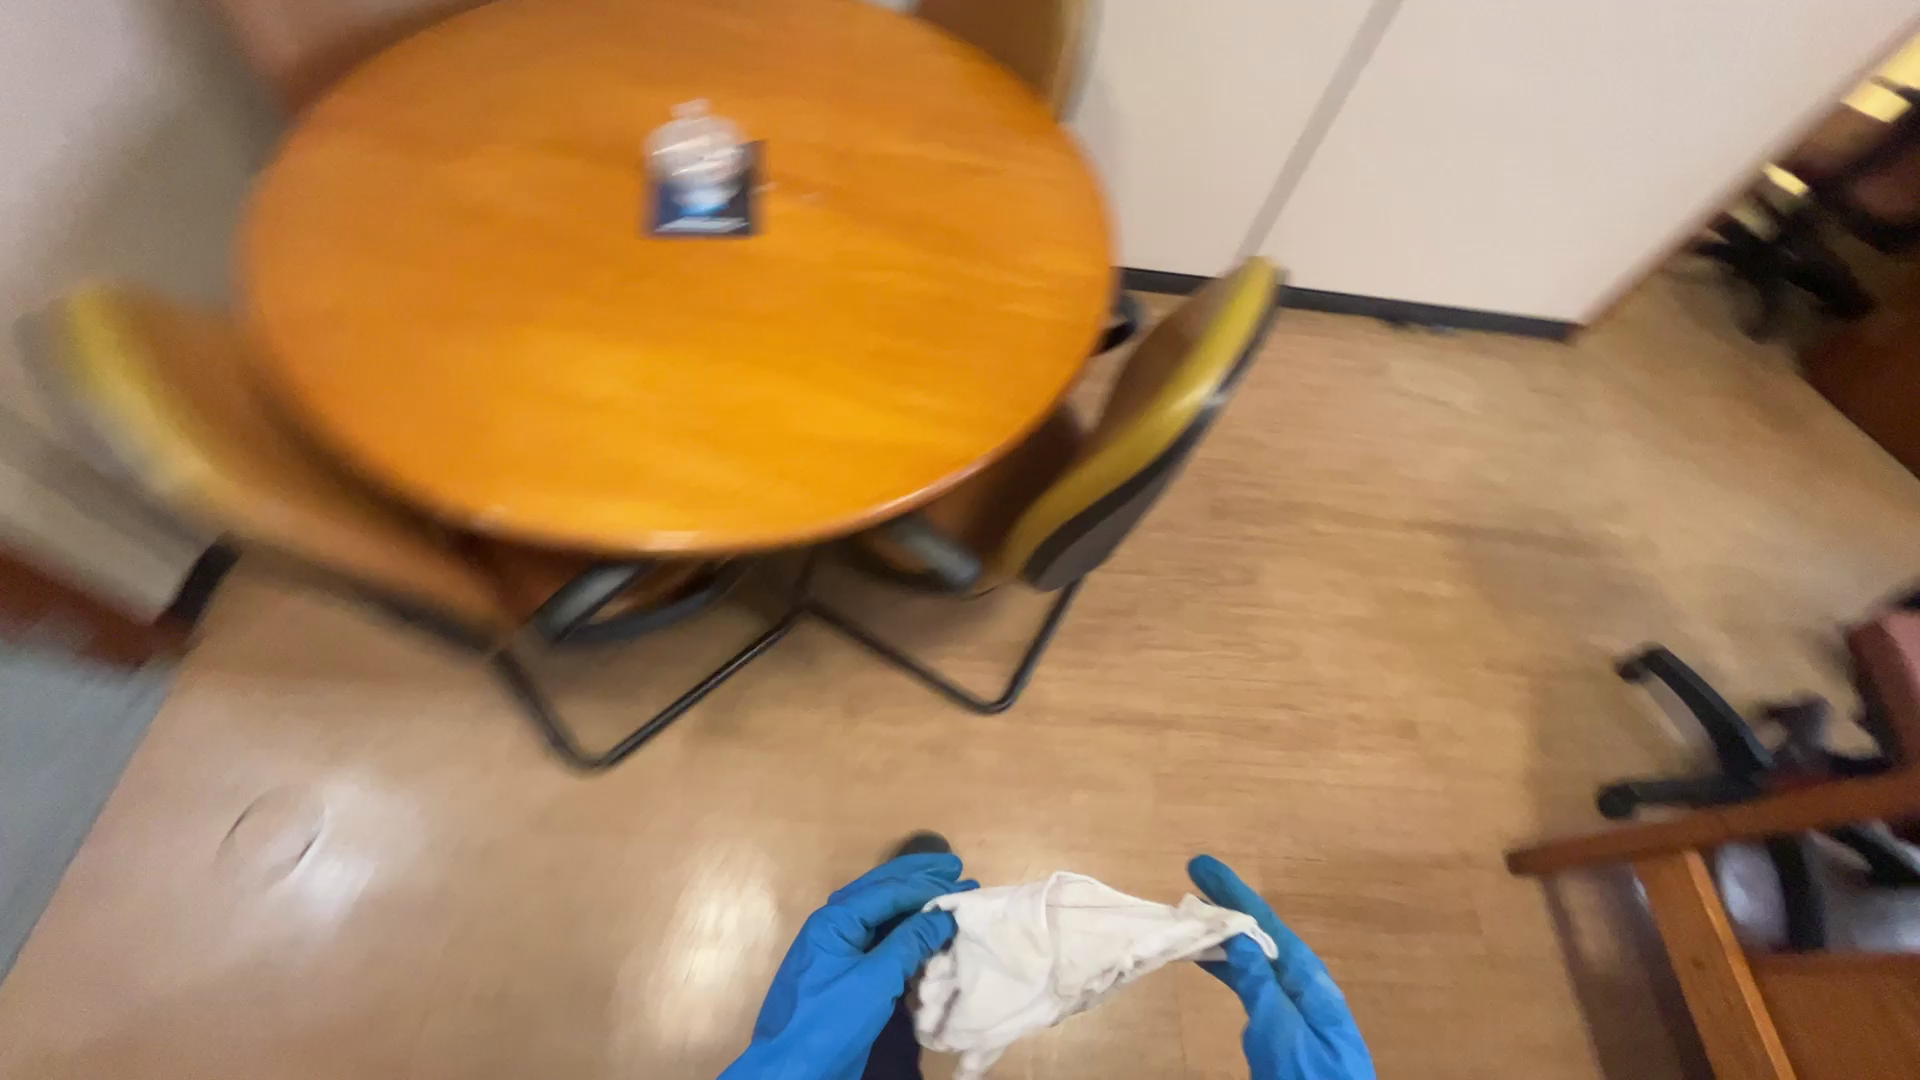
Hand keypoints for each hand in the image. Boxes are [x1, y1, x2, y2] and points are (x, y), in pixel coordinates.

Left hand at [721, 853, 975, 1079]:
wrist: (789, 1073)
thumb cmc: (828, 1022)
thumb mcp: (874, 981)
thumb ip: (909, 943)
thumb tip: (943, 915)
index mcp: (836, 919)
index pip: (888, 890)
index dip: (926, 883)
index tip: (960, 878)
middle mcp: (836, 924)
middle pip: (883, 891)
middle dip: (919, 878)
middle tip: (954, 866)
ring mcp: (840, 949)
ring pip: (882, 914)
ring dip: (914, 903)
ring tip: (945, 891)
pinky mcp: (847, 973)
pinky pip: (880, 940)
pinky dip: (905, 932)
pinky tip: (925, 931)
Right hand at [1187, 855, 1374, 1079]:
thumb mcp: (1279, 1031)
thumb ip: (1258, 981)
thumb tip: (1238, 932)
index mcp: (1307, 979)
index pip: (1265, 922)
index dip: (1233, 891)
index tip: (1201, 865)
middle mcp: (1303, 986)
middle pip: (1261, 933)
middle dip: (1228, 903)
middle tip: (1193, 876)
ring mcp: (1296, 1010)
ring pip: (1254, 957)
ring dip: (1224, 932)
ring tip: (1192, 914)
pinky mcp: (1286, 1032)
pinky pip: (1252, 983)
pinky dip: (1227, 965)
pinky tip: (1208, 960)